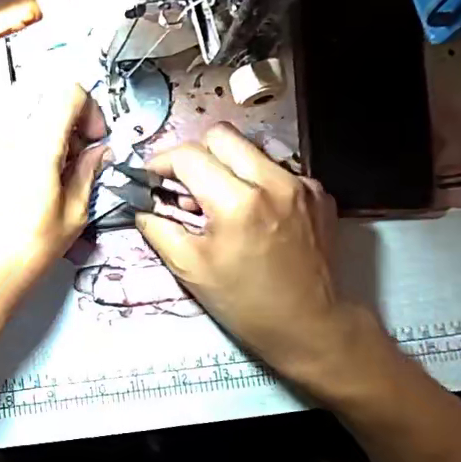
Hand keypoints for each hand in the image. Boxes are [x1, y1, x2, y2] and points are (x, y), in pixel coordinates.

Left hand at [0, 80, 107, 351]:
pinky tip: (21, 174)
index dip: (89, 109)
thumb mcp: (71, 217)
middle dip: (64, 114)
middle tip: (74, 150)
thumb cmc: (18, 258)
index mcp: (32, 143)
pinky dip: (14, 136)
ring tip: (47, 164)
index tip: (93, 136)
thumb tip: (97, 153)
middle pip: (40, 92)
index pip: (67, 92)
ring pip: (15, 106)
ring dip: (38, 123)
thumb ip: (87, 173)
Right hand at [134, 124, 383, 386]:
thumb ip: (158, 228)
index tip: (154, 179)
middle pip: (221, 136)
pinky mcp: (319, 193)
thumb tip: (141, 202)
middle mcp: (273, 182)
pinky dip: (259, 184)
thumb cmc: (245, 304)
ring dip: (229, 168)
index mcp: (237, 203)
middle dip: (198, 156)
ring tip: (223, 204)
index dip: (162, 163)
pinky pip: (278, 171)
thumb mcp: (190, 269)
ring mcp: (302, 185)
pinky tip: (257, 216)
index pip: (189, 155)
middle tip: (189, 188)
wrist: (308, 325)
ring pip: (252, 150)